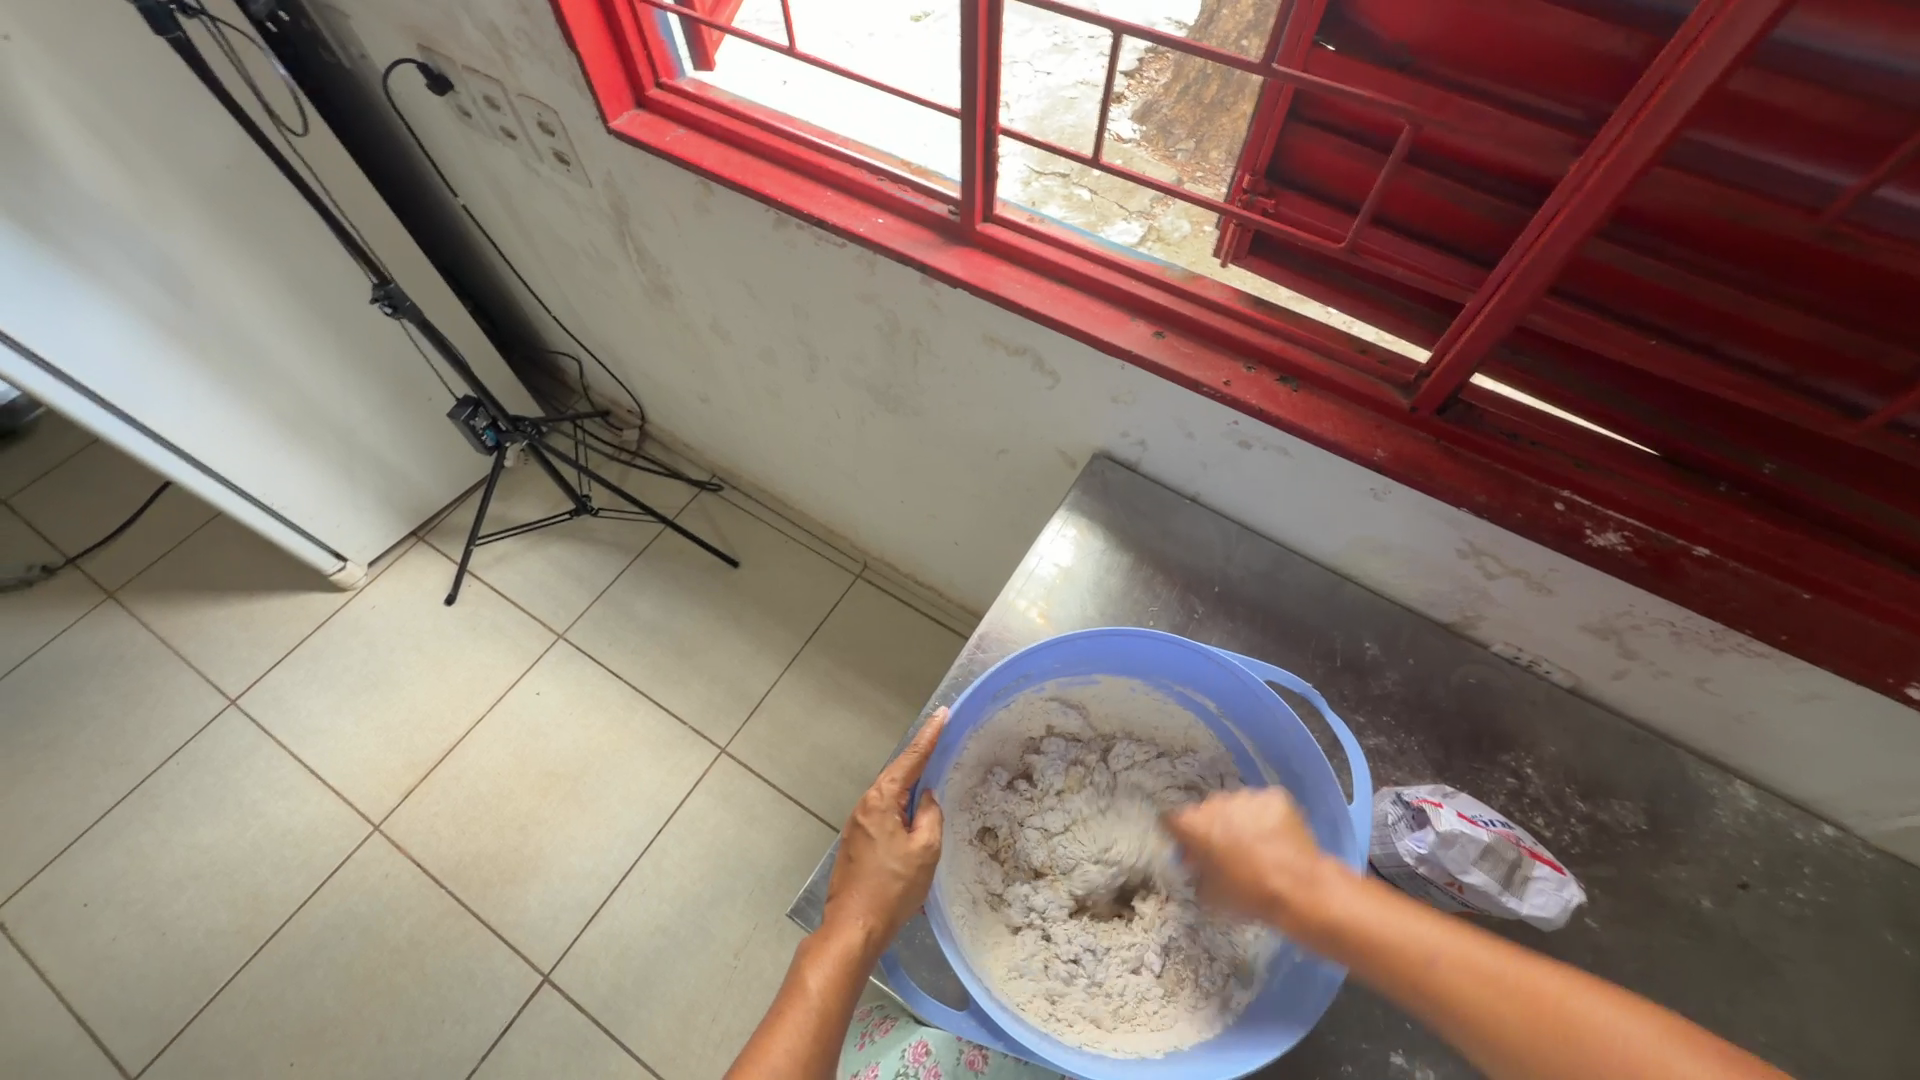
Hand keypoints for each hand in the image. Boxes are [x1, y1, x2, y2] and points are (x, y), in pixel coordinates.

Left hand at [821, 708, 947, 953]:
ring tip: (932, 775)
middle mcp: (865, 805)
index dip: (929, 736)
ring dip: (910, 786)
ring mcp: (857, 824)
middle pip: (897, 774)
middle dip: (919, 757)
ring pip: (890, 796)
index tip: (942, 714)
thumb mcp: (925, 850)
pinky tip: (912, 815)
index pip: (911, 760)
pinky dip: (900, 807)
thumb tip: (926, 798)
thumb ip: (930, 816)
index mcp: (881, 800)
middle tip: (940, 737)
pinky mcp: (856, 842)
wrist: (854, 927)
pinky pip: (883, 813)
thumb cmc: (893, 888)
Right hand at [1164, 787, 1348, 936]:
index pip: (1172, 821)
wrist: (1301, 890)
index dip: (1182, 836)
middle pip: (1207, 811)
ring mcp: (1246, 795)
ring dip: (1240, 820)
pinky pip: (1263, 805)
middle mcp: (1214, 802)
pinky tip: (1277, 838)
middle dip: (1213, 827)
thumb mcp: (1210, 894)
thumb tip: (1194, 865)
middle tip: (1228, 850)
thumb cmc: (1249, 895)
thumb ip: (1195, 873)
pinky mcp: (1274, 795)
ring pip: (1236, 805)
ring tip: (1258, 844)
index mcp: (1193, 824)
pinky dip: (1266, 818)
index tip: (1192, 850)